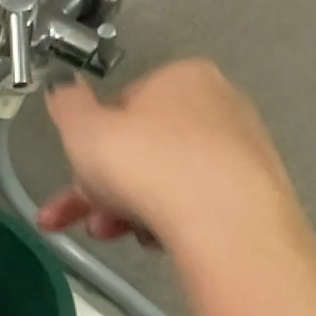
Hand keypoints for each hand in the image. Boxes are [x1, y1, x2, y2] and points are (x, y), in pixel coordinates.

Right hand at [38, 59, 302, 257]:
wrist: (222, 221)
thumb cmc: (145, 165)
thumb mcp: (81, 130)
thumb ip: (66, 105)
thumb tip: (64, 88)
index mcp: (179, 78)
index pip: (120, 106)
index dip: (91, 142)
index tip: (76, 171)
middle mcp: (217, 104)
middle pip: (139, 148)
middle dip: (100, 187)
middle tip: (77, 214)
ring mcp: (239, 149)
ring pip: (162, 179)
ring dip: (123, 208)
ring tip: (108, 233)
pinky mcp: (251, 191)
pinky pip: (191, 202)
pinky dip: (165, 219)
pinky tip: (151, 238)